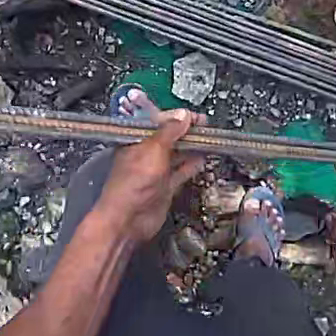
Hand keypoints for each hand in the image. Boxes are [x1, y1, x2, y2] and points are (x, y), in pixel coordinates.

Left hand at [91, 109, 206, 245]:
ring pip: (177, 154)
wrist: (127, 220)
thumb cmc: (130, 185)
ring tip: (207, 139)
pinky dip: (191, 165)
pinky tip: (201, 159)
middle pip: (169, 137)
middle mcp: (145, 154)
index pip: (159, 122)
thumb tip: (182, 116)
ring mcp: (155, 171)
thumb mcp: (153, 151)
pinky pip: (180, 172)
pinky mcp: (164, 187)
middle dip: (186, 131)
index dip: (177, 118)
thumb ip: (169, 132)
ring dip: (191, 147)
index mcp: (136, 140)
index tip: (194, 116)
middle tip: (204, 126)